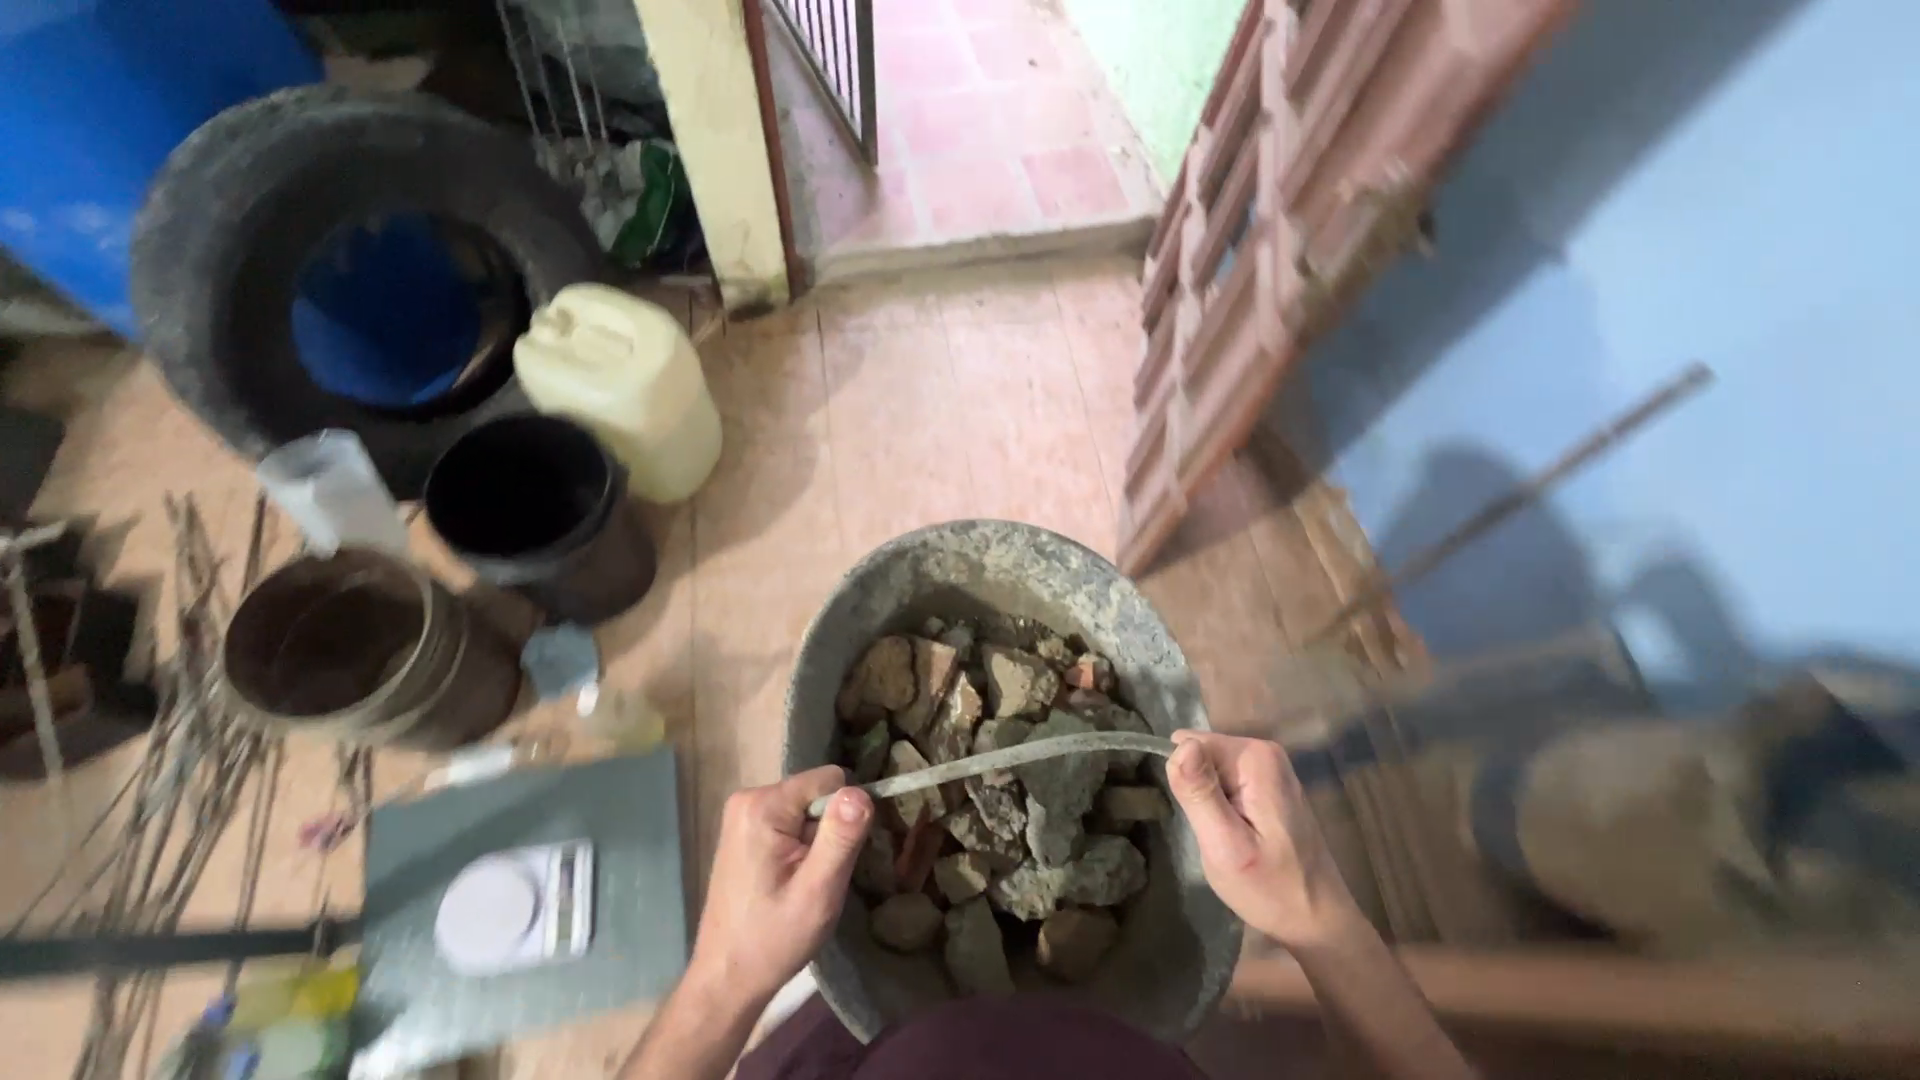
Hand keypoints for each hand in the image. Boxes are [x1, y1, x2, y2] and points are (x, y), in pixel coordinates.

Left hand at [687, 766, 873, 1006]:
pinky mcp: (743, 830)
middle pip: (816, 792)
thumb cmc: (774, 939)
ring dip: (816, 840)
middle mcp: (748, 798)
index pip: (830, 780)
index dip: (845, 816)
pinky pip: (790, 821)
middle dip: (829, 829)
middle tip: (821, 876)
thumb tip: (861, 792)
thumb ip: (840, 837)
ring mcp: (742, 814)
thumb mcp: (819, 891)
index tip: (838, 856)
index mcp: (763, 805)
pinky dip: (800, 846)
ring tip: (806, 881)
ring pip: (805, 808)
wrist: (727, 978)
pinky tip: (791, 880)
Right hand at [1166, 731, 1360, 948]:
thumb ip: (1200, 792)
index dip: (1188, 784)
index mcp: (1256, 758)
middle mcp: (1265, 752)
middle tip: (1215, 833)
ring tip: (1225, 836)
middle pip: (1202, 754)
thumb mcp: (1224, 845)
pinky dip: (1221, 808)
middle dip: (1198, 792)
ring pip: (1210, 769)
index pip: (1191, 745)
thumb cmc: (1271, 889)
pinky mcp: (1268, 785)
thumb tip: (1181, 744)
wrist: (1317, 921)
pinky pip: (1224, 782)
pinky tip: (1237, 835)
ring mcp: (1269, 768)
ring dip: (1208, 803)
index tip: (1201, 819)